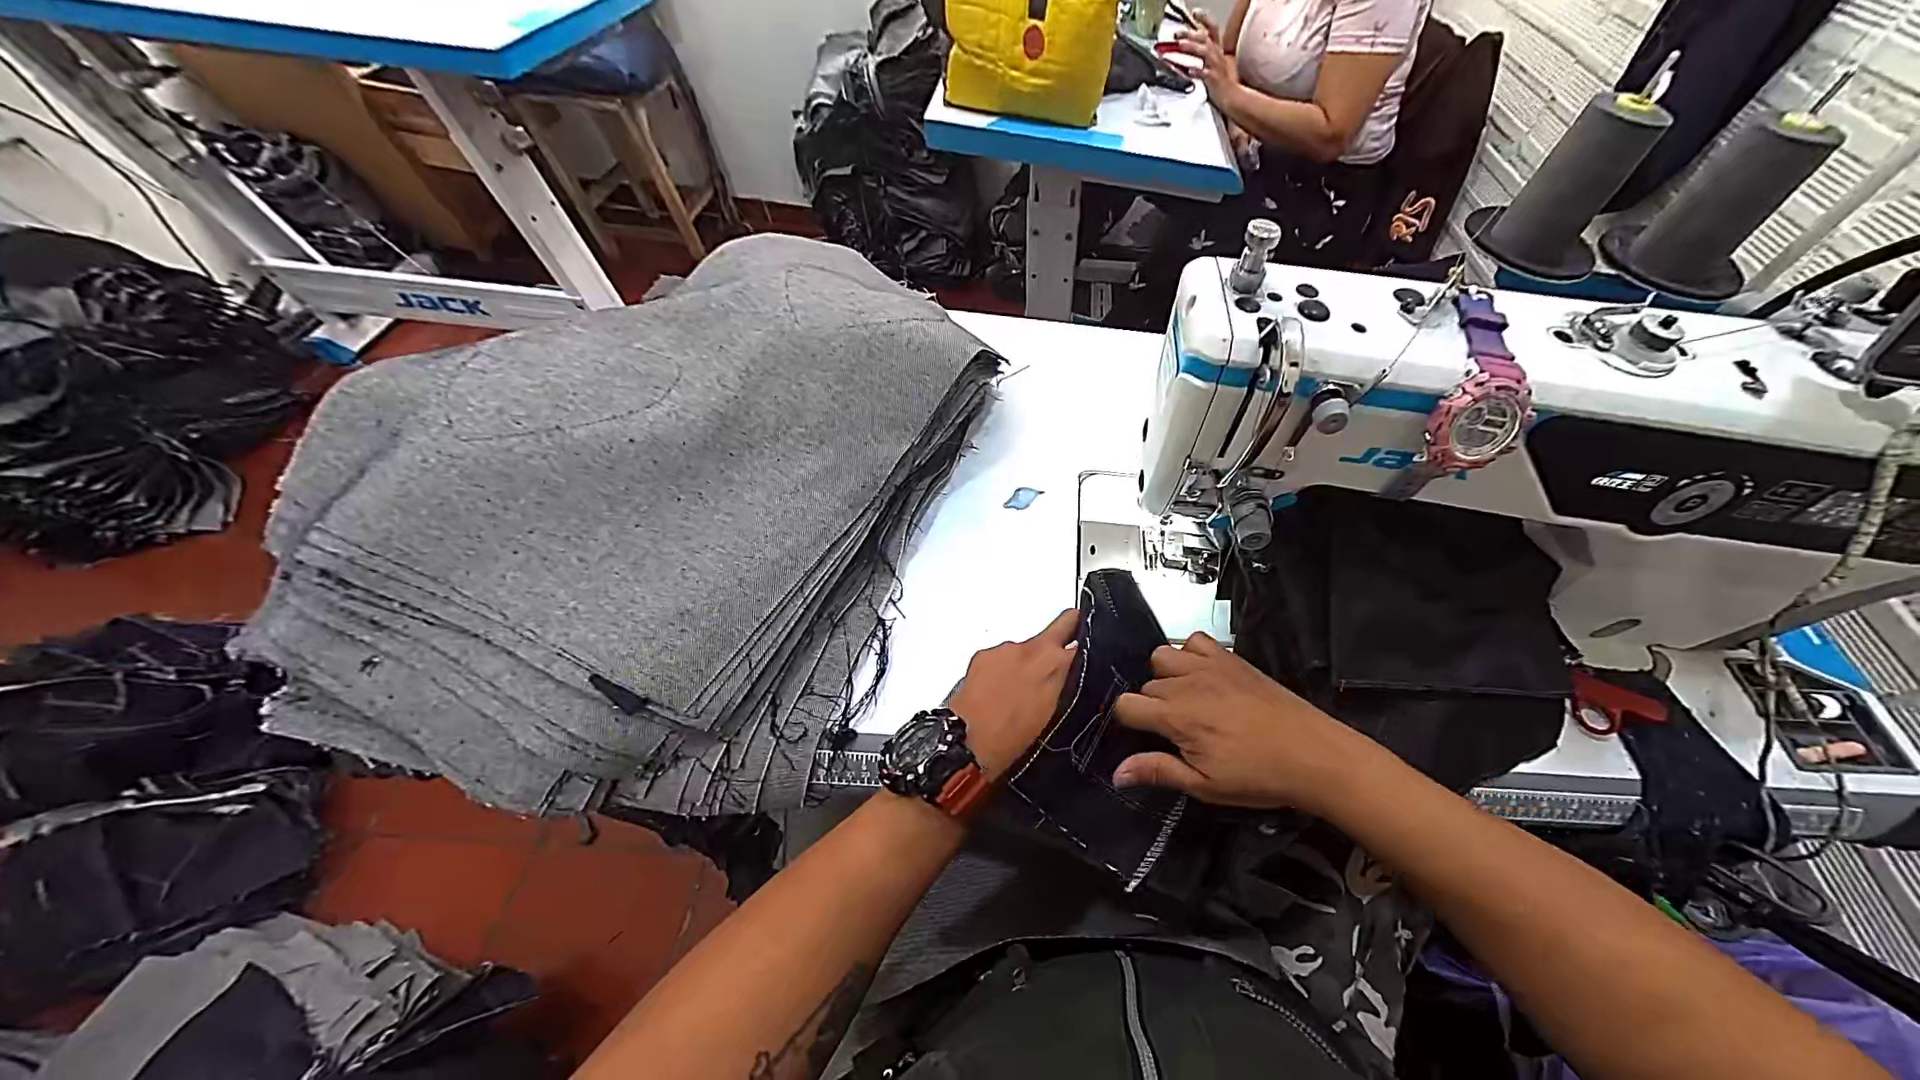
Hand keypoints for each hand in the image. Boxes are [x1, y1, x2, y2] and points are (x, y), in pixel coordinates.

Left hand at [948, 609, 1078, 777]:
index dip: (1083, 638)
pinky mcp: (982, 656)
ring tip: (1022, 693)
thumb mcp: (1053, 711)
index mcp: (1054, 660)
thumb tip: (1072, 661)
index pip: (1077, 632)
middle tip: (1059, 666)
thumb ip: (1065, 679)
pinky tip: (1000, 692)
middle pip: (1052, 633)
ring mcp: (1004, 650)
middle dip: (1058, 643)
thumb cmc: (1014, 735)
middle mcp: (1029, 647)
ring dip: (1027, 664)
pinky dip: (1004, 670)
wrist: (968, 741)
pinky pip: (1001, 658)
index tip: (1086, 644)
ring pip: (1025, 650)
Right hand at [1111, 632, 1389, 815]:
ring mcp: (1210, 667)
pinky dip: (1190, 652)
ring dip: (1164, 675)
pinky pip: (1195, 639)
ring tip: (1181, 698)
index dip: (1126, 722)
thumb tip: (1120, 773)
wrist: (1316, 756)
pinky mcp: (1231, 660)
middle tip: (1171, 728)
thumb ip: (1158, 771)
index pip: (1126, 705)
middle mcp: (1189, 684)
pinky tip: (1201, 675)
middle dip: (1149, 705)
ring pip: (1162, 655)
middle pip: (1144, 684)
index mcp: (1178, 717)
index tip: (1139, 734)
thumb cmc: (1264, 774)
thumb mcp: (1206, 785)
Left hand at [1174, 11, 1238, 103]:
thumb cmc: (1223, 84)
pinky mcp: (1214, 80)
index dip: (1205, 19)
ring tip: (1180, 44)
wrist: (1233, 98)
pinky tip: (1189, 70)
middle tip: (1177, 33)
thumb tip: (1191, 52)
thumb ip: (1206, 57)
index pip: (1213, 29)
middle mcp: (1218, 55)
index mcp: (1218, 51)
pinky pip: (1205, 74)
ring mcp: (1216, 67)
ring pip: (1205, 52)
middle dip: (1191, 33)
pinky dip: (1197, 71)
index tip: (1195, 12)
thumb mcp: (1217, 65)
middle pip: (1205, 38)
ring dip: (1192, 47)